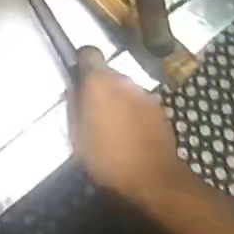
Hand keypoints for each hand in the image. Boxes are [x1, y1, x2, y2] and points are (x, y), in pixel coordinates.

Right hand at [69, 46, 185, 205]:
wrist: (155, 180)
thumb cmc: (108, 157)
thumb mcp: (77, 137)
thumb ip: (73, 108)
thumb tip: (72, 90)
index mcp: (99, 82)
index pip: (89, 53)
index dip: (82, 61)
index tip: (79, 77)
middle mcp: (123, 80)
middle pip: (107, 73)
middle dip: (100, 86)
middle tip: (93, 110)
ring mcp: (144, 94)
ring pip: (124, 89)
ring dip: (118, 99)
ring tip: (114, 125)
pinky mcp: (160, 111)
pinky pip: (140, 103)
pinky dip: (134, 112)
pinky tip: (131, 134)